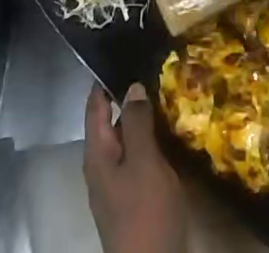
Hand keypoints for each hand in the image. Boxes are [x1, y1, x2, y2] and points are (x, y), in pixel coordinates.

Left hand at [83, 83, 187, 252]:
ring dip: (144, 126)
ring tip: (167, 104)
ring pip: (128, 145)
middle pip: (112, 124)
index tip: (122, 55)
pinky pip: (140, 166)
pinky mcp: (133, 204)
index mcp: (96, 151)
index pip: (96, 104)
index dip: (106, 79)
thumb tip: (132, 87)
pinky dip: (152, 150)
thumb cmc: (144, 212)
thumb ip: (136, 123)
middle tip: (154, 76)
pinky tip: (172, 145)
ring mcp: (116, 186)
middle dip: (130, 101)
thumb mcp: (143, 162)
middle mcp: (101, 165)